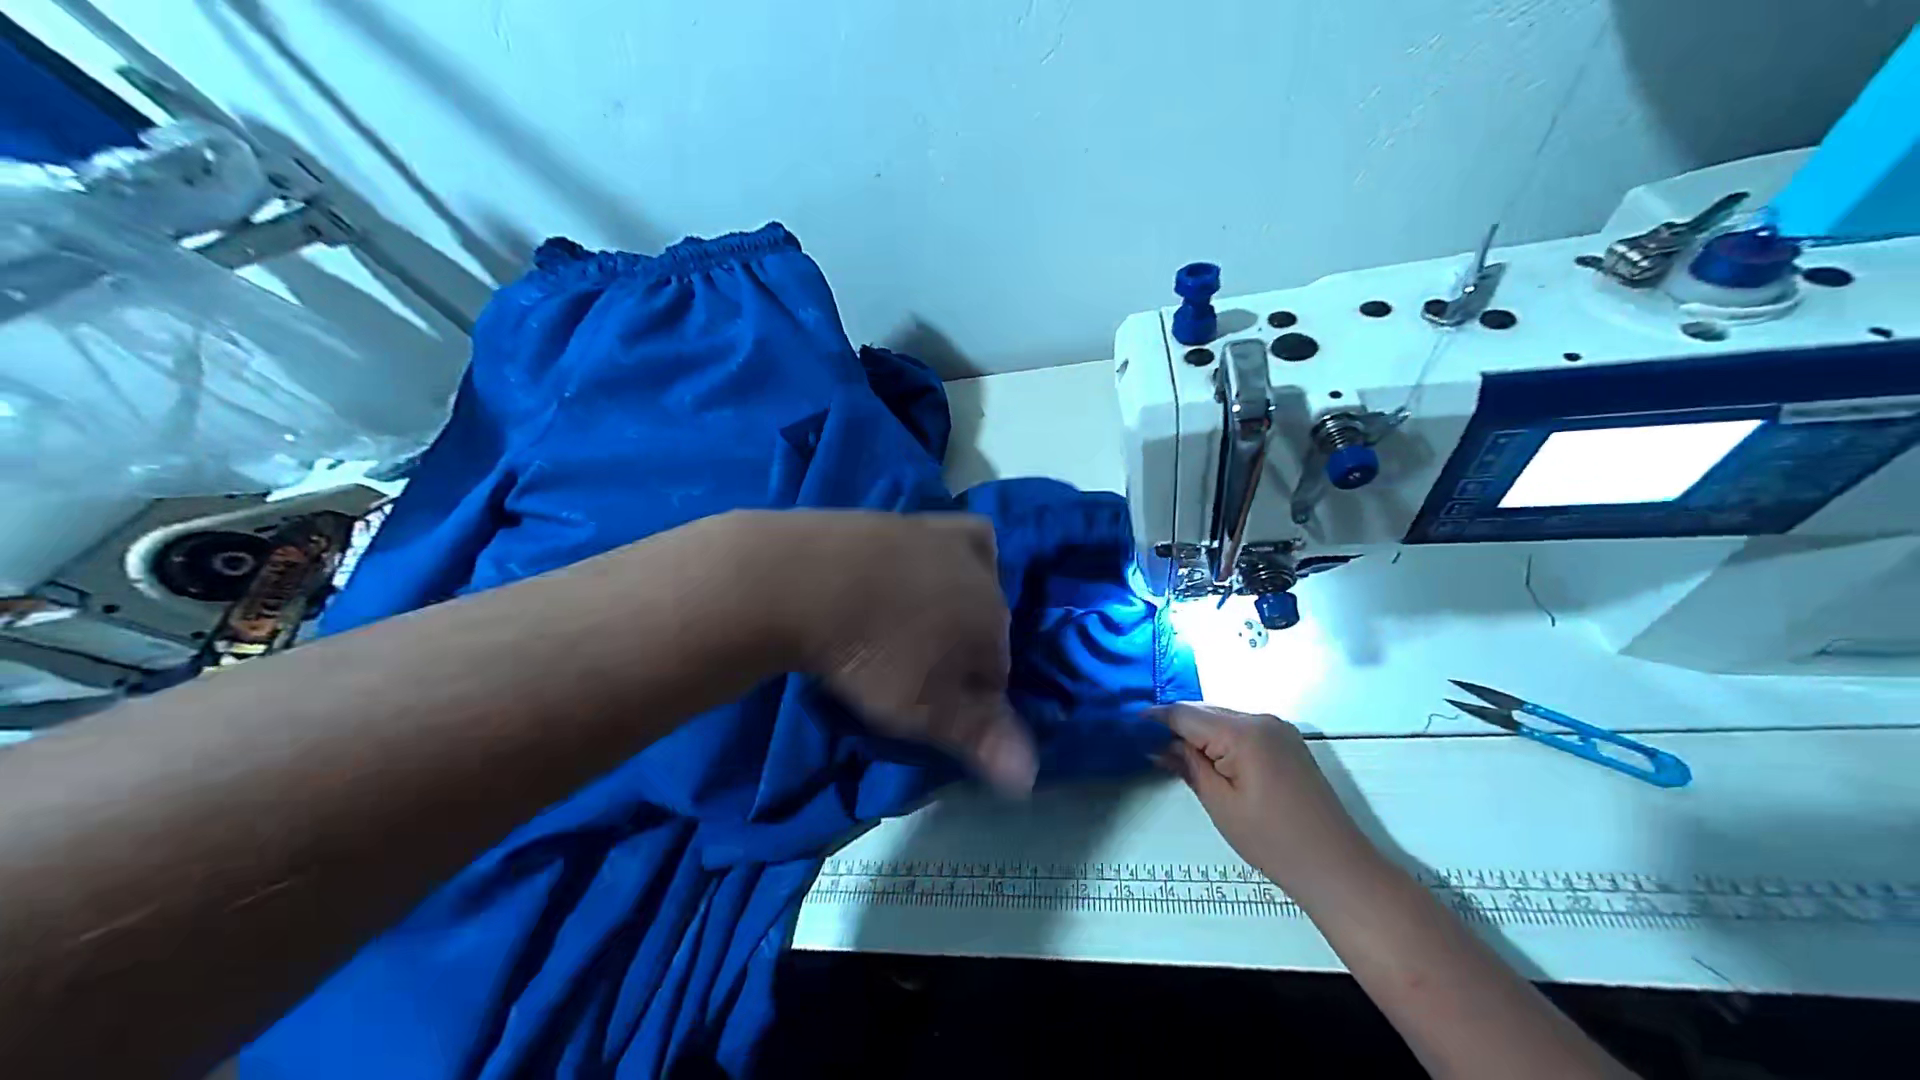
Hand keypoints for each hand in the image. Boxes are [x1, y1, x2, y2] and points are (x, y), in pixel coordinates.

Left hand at [739, 510, 1036, 794]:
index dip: (974, 695)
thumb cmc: (872, 654)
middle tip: (917, 670)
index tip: (937, 709)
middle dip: (964, 646)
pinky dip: (926, 558)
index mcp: (994, 620)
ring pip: (966, 575)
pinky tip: (899, 571)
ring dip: (948, 600)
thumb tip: (1030, 779)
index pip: (1000, 670)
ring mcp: (941, 536)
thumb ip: (982, 739)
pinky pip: (933, 539)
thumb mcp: (926, 711)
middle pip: (987, 619)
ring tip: (904, 626)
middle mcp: (981, 571)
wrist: (803, 580)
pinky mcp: (902, 517)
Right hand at [1153, 703, 1375, 895]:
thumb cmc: (1273, 841)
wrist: (1337, 867)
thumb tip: (1158, 745)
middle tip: (1147, 745)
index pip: (1186, 714)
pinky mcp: (1287, 741)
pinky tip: (1207, 758)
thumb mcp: (1220, 805)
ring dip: (1197, 732)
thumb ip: (1188, 766)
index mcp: (1243, 733)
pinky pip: (1242, 728)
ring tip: (1173, 754)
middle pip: (1204, 711)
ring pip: (1222, 718)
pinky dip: (1220, 738)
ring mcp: (1278, 729)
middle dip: (1175, 725)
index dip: (1155, 718)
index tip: (1128, 725)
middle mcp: (1262, 719)